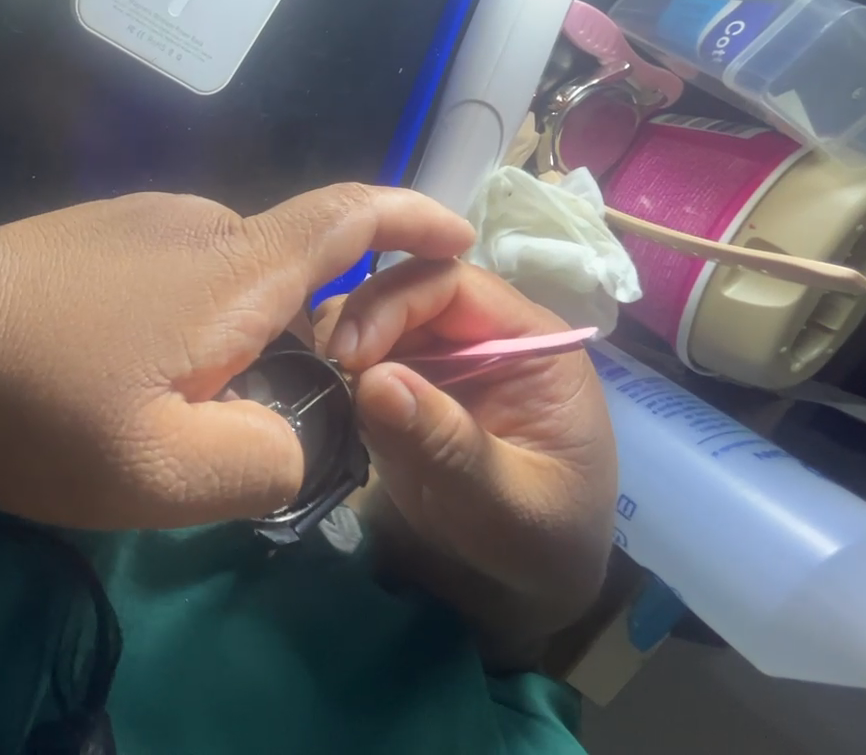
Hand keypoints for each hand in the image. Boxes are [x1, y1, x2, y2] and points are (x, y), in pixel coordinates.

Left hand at [0, 185, 473, 530]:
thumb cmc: (29, 406)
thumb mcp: (158, 474)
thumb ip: (263, 459)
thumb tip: (294, 433)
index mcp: (229, 269)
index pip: (347, 216)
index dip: (413, 218)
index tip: (459, 238)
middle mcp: (191, 221)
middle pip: (288, 263)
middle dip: (308, 327)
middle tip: (271, 407)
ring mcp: (132, 218)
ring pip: (224, 274)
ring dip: (236, 331)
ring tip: (185, 402)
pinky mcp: (87, 231)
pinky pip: (170, 268)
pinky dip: (186, 314)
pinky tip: (130, 365)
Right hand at [314, 261, 616, 632]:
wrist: (517, 582)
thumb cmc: (538, 540)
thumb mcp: (506, 502)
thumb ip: (447, 443)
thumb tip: (373, 380)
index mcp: (528, 342)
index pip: (450, 283)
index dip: (391, 304)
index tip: (350, 358)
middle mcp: (476, 333)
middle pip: (400, 288)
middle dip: (356, 323)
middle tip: (329, 377)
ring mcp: (434, 354)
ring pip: (367, 312)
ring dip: (337, 343)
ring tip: (328, 393)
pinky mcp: (398, 379)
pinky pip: (352, 351)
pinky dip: (330, 368)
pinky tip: (328, 401)